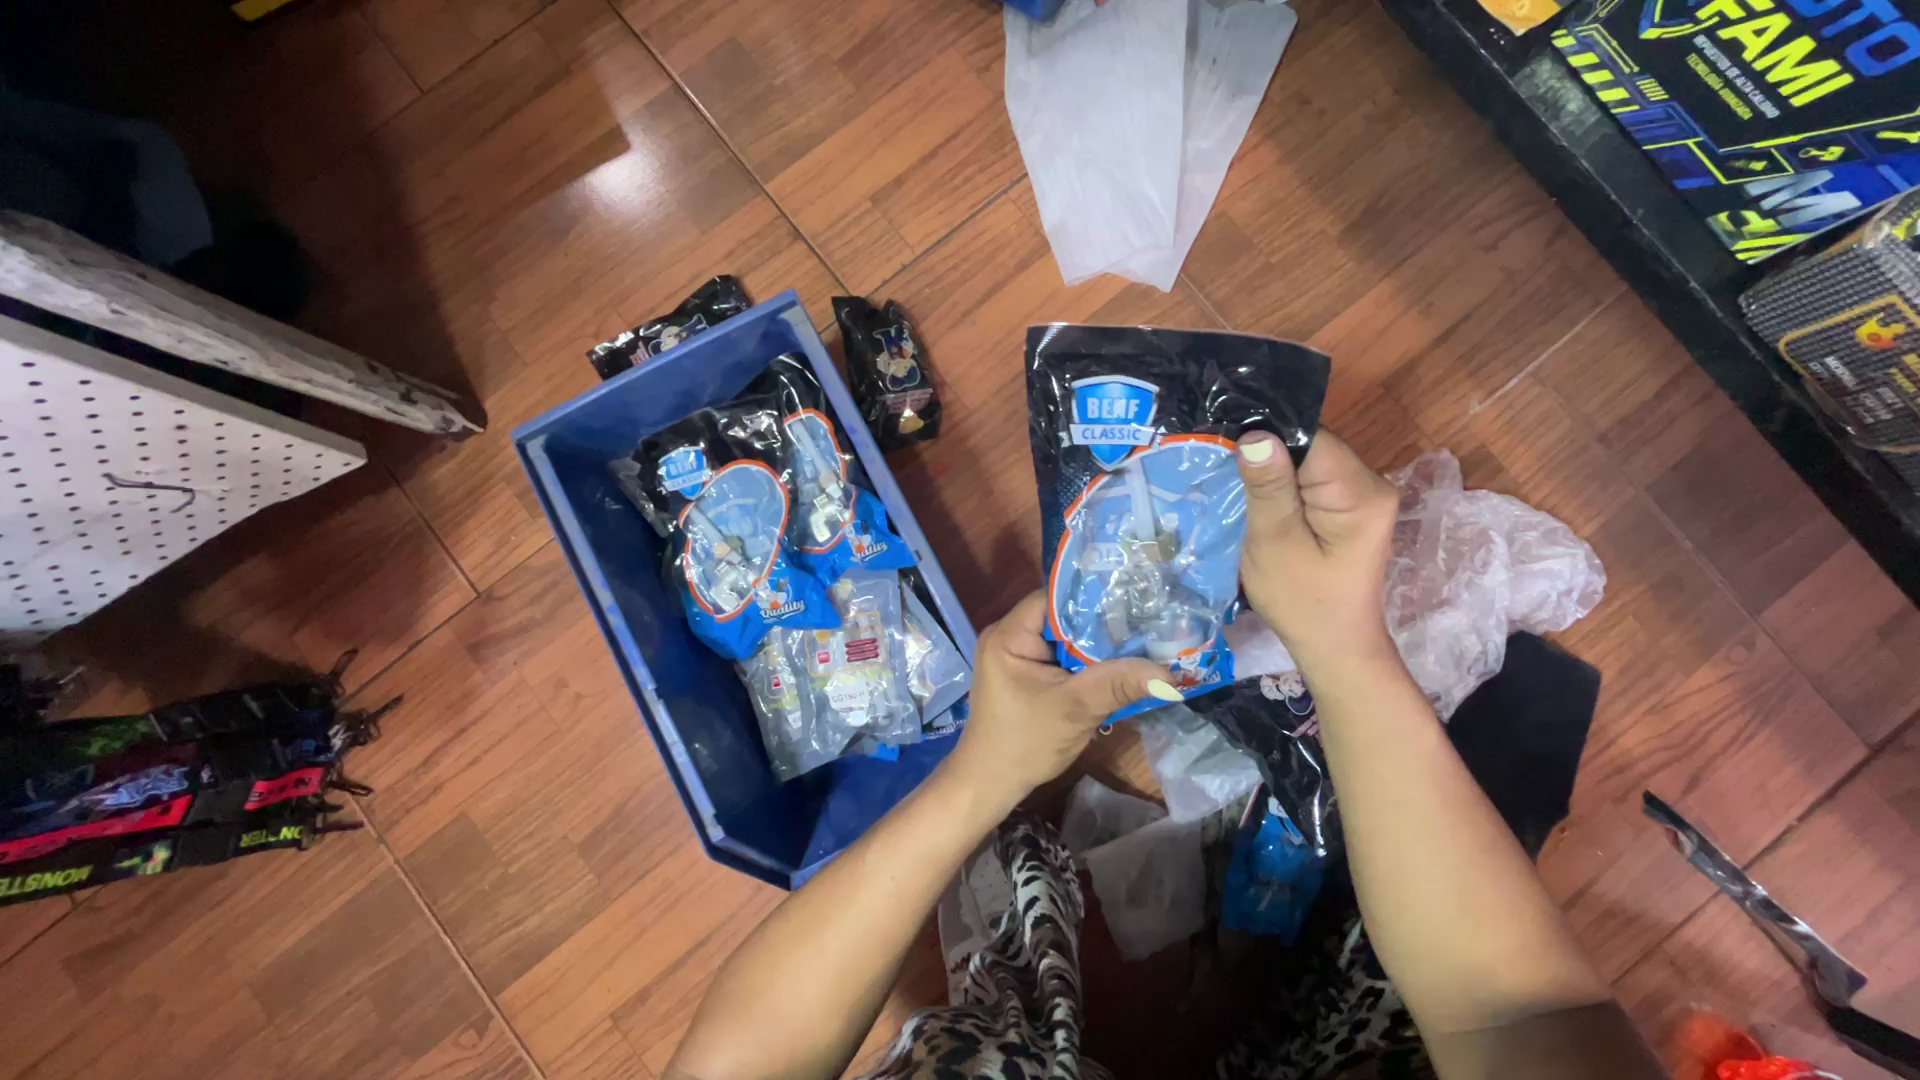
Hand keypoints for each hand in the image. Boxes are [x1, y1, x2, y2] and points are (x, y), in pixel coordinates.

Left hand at [946, 592, 1170, 807]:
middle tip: (1149, 619)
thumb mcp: (1075, 710)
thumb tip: (1170, 673)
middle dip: (1103, 621)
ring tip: (1143, 637)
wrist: (992, 783)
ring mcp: (1018, 655)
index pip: (1055, 598)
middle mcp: (1009, 635)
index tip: (1136, 599)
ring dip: (1099, 643)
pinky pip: (1063, 655)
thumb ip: (1118, 685)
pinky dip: (1088, 660)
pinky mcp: (1028, 672)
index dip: (1094, 597)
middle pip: (1063, 616)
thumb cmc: (1024, 743)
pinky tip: (1120, 663)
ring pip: (1066, 637)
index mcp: (1009, 635)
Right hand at [1235, 430, 1398, 668]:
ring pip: (1308, 462)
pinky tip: (1261, 502)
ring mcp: (1362, 495)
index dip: (1267, 439)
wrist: (1332, 646)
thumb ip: (1267, 489)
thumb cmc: (1301, 602)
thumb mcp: (1274, 545)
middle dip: (1268, 457)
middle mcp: (1371, 483)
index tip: (1227, 451)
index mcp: (1359, 492)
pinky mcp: (1349, 507)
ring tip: (1237, 487)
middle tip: (1225, 474)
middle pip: (1310, 447)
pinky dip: (1283, 487)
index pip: (1309, 439)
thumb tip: (1255, 436)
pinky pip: (1311, 480)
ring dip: (1273, 474)